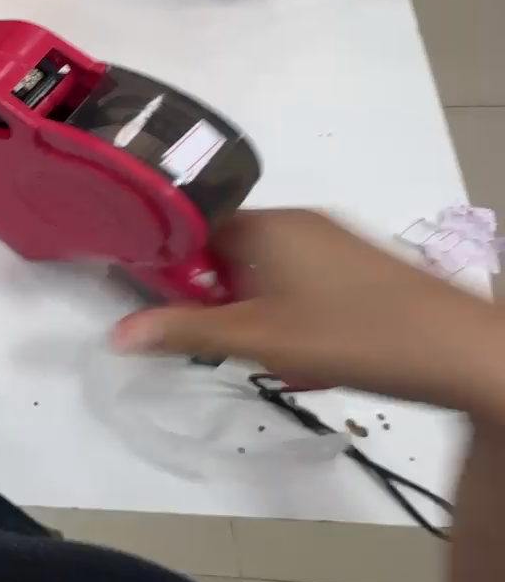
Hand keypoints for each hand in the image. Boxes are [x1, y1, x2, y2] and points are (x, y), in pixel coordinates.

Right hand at [112, 209, 504, 418]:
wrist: (484, 360)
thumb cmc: (358, 336)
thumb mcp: (256, 339)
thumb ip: (180, 331)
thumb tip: (114, 335)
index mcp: (266, 224)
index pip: (186, 228)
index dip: (163, 261)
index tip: (154, 297)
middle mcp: (296, 221)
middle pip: (219, 246)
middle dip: (204, 286)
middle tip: (204, 326)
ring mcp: (332, 240)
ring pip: (255, 262)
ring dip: (239, 296)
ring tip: (248, 336)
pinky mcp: (359, 264)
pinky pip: (290, 271)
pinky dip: (274, 298)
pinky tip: (290, 334)